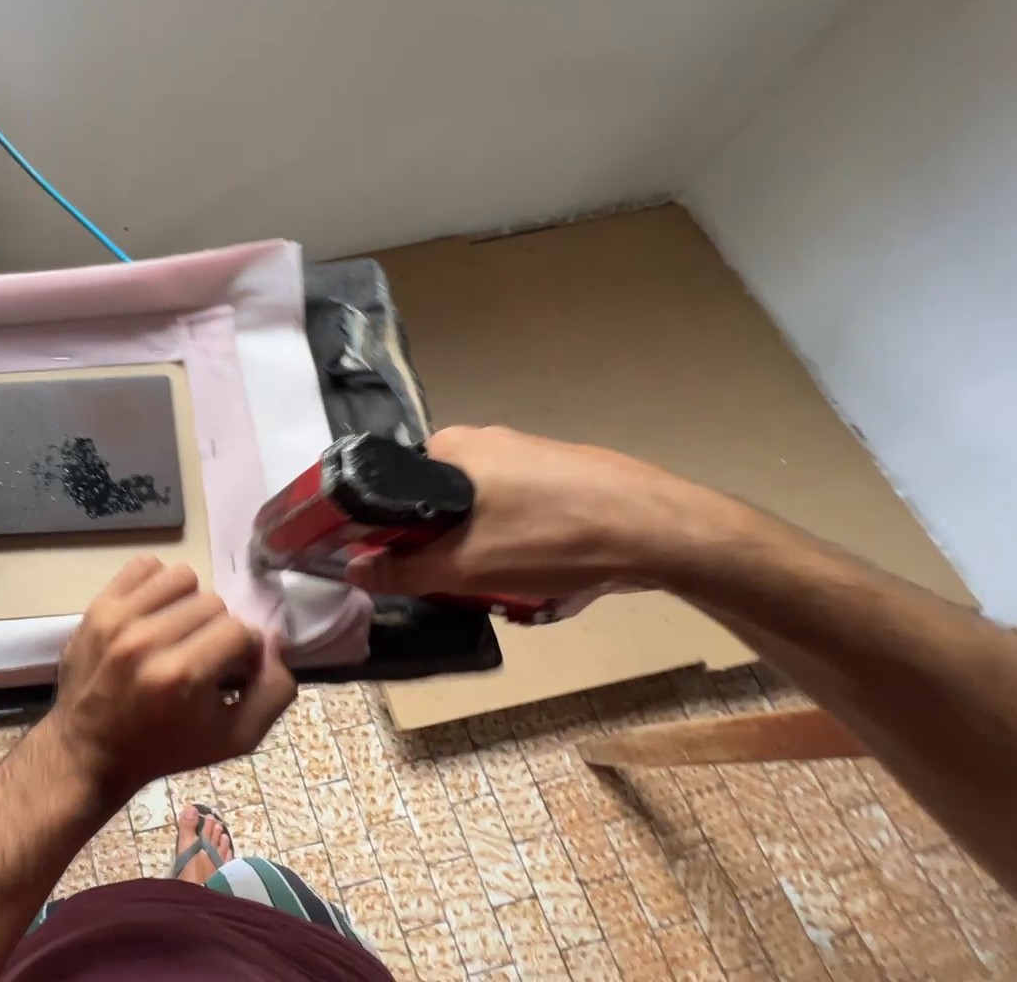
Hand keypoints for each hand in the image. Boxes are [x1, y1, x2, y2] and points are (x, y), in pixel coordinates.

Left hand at [38, 556, 295, 807]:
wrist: (90, 748)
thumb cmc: (167, 747)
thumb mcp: (235, 739)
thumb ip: (274, 691)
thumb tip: (275, 639)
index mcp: (182, 676)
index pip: (240, 631)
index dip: (244, 651)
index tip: (230, 670)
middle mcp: (148, 641)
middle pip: (214, 603)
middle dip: (217, 630)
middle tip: (202, 655)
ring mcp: (118, 619)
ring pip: (183, 577)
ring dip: (189, 602)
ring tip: (178, 630)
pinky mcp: (97, 606)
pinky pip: (144, 565)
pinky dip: (157, 584)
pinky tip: (154, 612)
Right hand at [345, 426, 729, 601]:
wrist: (664, 532)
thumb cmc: (549, 537)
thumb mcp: (464, 566)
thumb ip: (402, 570)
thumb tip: (352, 571)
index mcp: (452, 445)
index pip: (395, 482)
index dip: (392, 524)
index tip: (406, 559)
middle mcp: (489, 438)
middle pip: (441, 497)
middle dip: (445, 540)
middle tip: (459, 576)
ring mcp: (534, 452)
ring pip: (484, 506)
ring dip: (486, 543)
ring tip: (509, 579)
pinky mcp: (570, 471)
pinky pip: (524, 507)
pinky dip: (524, 537)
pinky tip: (549, 565)